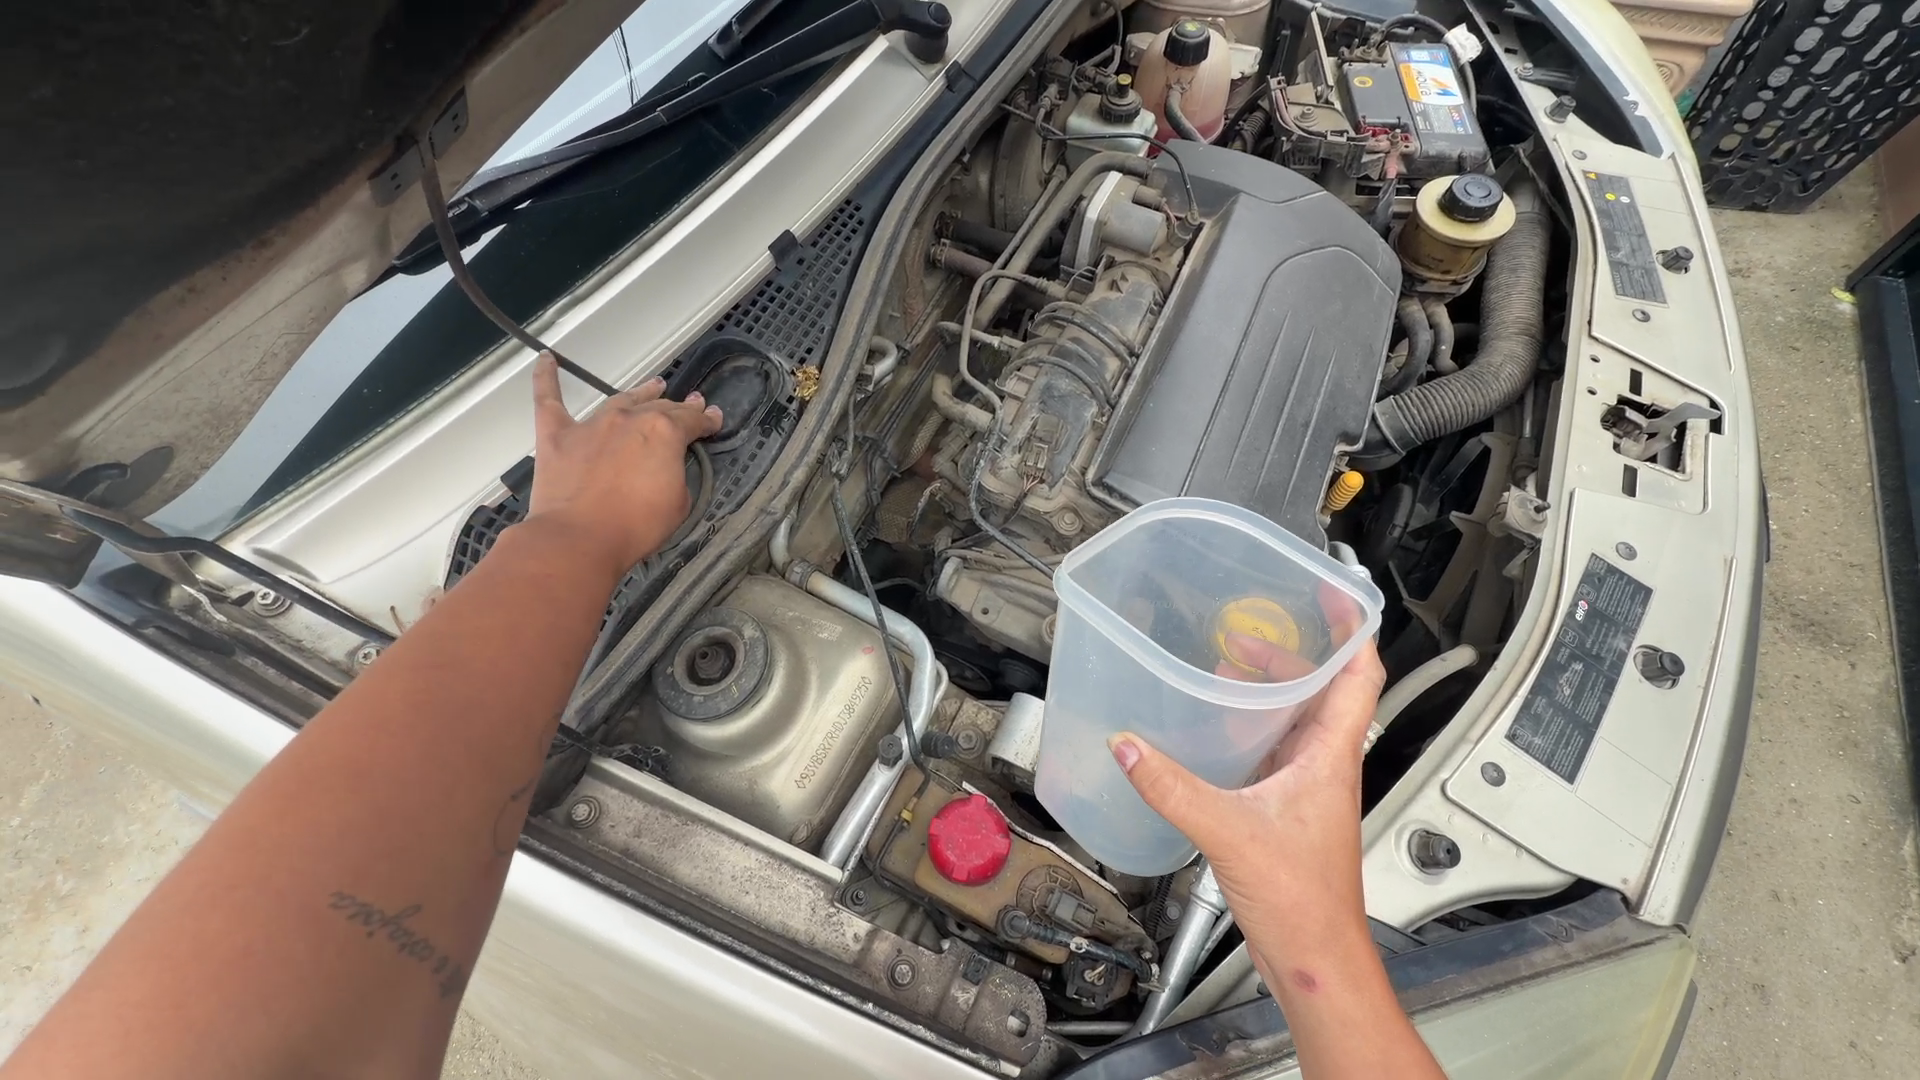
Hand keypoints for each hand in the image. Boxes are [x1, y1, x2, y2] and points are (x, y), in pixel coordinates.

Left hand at [525, 353, 722, 575]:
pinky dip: (546, 377)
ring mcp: (592, 424)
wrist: (580, 538)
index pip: (693, 421)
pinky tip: (546, 359)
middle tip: (691, 405)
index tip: (715, 419)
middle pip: (660, 407)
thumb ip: (675, 474)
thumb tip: (666, 466)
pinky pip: (548, 398)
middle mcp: (630, 419)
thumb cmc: (637, 525)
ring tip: (654, 385)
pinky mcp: (556, 435)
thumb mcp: (679, 502)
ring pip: (621, 399)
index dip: (707, 421)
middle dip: (680, 406)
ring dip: (641, 391)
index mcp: (665, 433)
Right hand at [1109, 627, 1385, 982]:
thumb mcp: (1226, 830)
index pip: (1360, 676)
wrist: (1315, 955)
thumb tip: (1126, 744)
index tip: (1332, 591)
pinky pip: (1277, 747)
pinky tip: (1218, 728)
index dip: (1351, 629)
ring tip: (1232, 666)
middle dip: (1292, 652)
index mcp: (1330, 757)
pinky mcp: (1288, 805)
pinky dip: (1254, 724)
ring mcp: (1309, 784)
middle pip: (1324, 689)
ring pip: (1300, 717)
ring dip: (1273, 686)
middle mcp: (1326, 764)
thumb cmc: (1301, 900)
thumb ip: (1171, 785)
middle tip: (1251, 629)